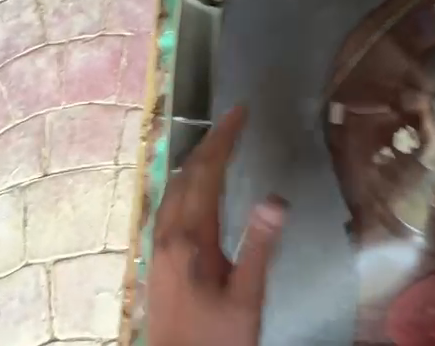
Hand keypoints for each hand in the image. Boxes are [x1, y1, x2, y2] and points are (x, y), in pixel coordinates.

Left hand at [147, 105, 287, 345]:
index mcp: (188, 237)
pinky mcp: (157, 262)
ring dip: (196, 160)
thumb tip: (276, 198)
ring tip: (219, 144)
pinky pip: (169, 204)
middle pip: (186, 174)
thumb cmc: (218, 340)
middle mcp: (167, 235)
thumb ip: (259, 247)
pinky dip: (186, 182)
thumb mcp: (247, 298)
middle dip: (210, 142)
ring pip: (173, 189)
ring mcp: (158, 249)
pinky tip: (196, 189)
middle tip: (235, 120)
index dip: (224, 137)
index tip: (241, 110)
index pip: (206, 172)